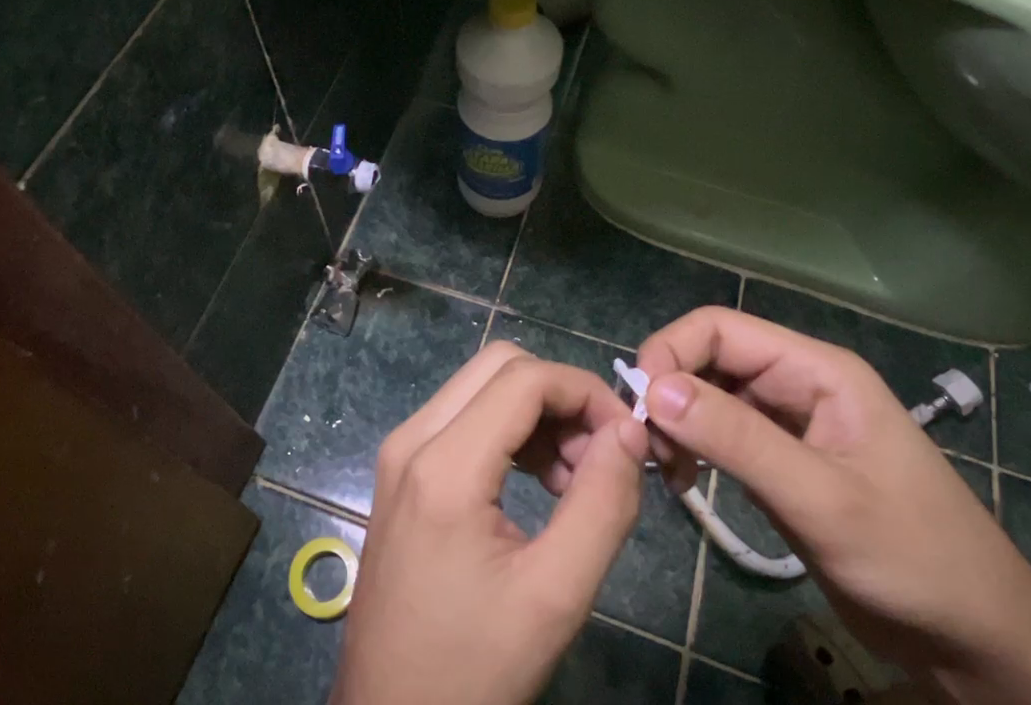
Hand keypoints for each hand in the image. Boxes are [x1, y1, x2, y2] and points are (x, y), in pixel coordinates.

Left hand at [332, 341, 649, 704]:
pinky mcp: (402, 474)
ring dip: (538, 416)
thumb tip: (629, 430)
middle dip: (561, 397)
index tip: (628, 439)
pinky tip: (542, 485)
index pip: (525, 378)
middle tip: (600, 458)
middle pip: (500, 367)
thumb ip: (602, 503)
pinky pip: (463, 419)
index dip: (587, 393)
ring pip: (481, 388)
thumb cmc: (475, 664)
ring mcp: (400, 454)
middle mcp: (412, 440)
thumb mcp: (556, 593)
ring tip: (576, 482)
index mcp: (444, 465)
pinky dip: (510, 433)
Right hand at [636, 308, 1030, 704]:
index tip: (639, 407)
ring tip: (664, 470)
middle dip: (669, 392)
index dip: (671, 353)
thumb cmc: (913, 558)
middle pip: (710, 359)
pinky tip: (684, 481)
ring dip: (677, 423)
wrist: (975, 638)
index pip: (722, 329)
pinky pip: (722, 436)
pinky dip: (693, 449)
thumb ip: (738, 439)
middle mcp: (800, 386)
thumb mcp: (821, 498)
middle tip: (646, 449)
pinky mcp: (783, 465)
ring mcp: (791, 427)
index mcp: (819, 371)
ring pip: (710, 398)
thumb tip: (653, 388)